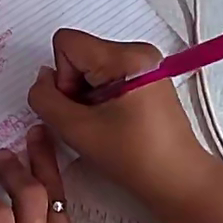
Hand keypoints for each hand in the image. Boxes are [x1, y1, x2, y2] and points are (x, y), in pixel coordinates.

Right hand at [27, 29, 221, 207]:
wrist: (179, 180)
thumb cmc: (134, 157)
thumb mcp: (77, 130)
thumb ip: (46, 99)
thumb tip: (42, 79)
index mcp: (126, 56)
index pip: (67, 42)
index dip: (62, 76)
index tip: (80, 108)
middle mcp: (138, 51)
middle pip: (80, 54)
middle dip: (74, 87)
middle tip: (91, 121)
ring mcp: (145, 64)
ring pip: (91, 67)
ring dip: (86, 96)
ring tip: (104, 125)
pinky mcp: (146, 78)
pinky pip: (107, 76)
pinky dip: (100, 99)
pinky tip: (114, 123)